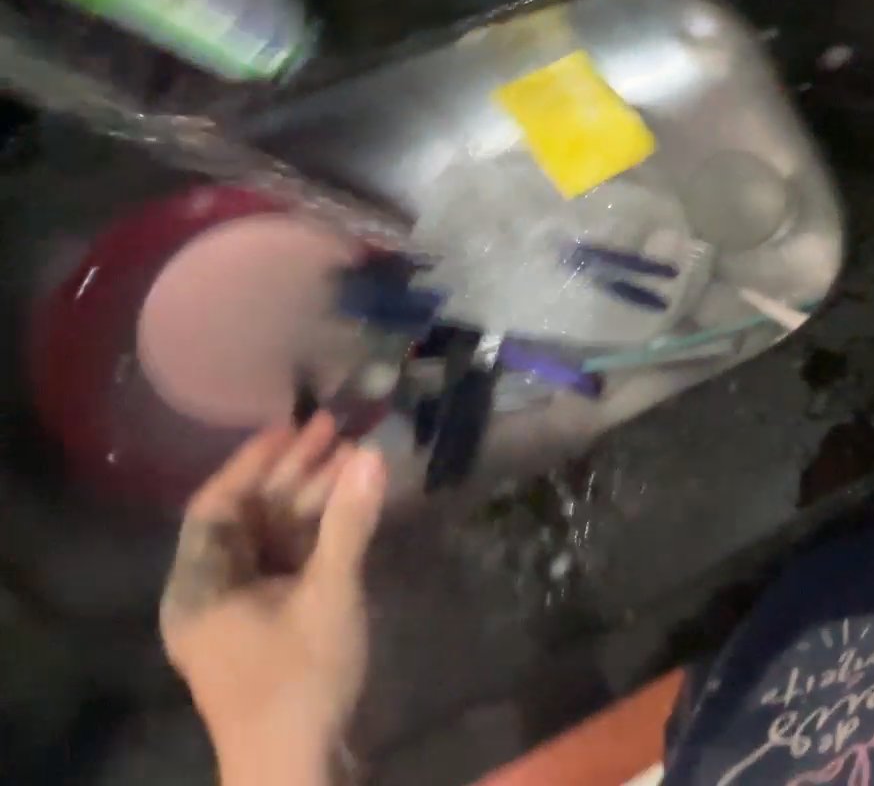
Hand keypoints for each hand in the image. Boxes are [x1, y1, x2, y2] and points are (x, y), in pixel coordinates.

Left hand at [160, 415, 386, 784]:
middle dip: (294, 472)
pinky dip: (323, 528)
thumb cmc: (301, 673)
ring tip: (357, 457)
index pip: (217, 507)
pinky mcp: (274, 617)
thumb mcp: (331, 592)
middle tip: (340, 429)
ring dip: (315, 497)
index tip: (296, 423)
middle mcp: (213, 589)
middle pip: (250, 516)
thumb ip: (350, 522)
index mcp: (200, 585)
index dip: (255, 461)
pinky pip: (294, 557)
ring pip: (276, 535)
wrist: (298, 758)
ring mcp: (244, 605)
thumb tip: (370, 454)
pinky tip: (354, 505)